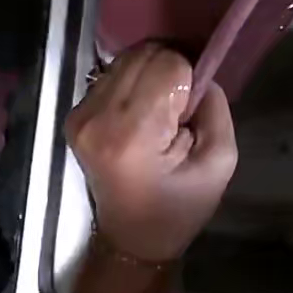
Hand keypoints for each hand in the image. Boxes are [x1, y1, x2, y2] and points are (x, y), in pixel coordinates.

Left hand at [66, 43, 236, 262]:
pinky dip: (130, 84)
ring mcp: (80, 115)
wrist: (132, 237)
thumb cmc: (179, 207)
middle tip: (181, 104)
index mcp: (132, 134)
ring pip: (124, 61)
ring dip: (149, 74)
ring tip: (160, 110)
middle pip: (142, 55)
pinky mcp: (74, 116)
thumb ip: (215, 109)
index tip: (193, 104)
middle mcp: (98, 117)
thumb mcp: (219, 162)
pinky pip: (110, 77)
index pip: (165, 65)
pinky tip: (140, 113)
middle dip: (169, 69)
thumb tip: (202, 71)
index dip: (189, 74)